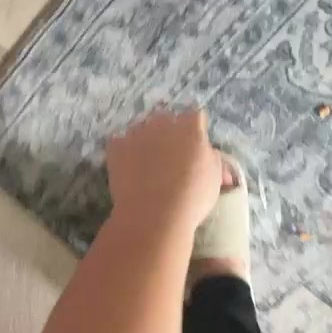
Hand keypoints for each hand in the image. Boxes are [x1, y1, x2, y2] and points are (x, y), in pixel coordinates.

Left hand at [105, 108, 222, 235]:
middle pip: (167, 120)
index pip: (195, 118)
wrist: (154, 214)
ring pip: (143, 130)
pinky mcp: (116, 145)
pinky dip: (125, 154)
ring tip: (148, 167)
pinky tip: (130, 171)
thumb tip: (208, 153)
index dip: (195, 133)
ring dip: (146, 142)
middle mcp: (163, 122)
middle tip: (172, 158)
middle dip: (169, 134)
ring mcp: (137, 132)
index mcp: (191, 126)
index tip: (195, 149)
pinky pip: (122, 144)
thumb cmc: (192, 197)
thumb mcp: (215, 177)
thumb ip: (213, 157)